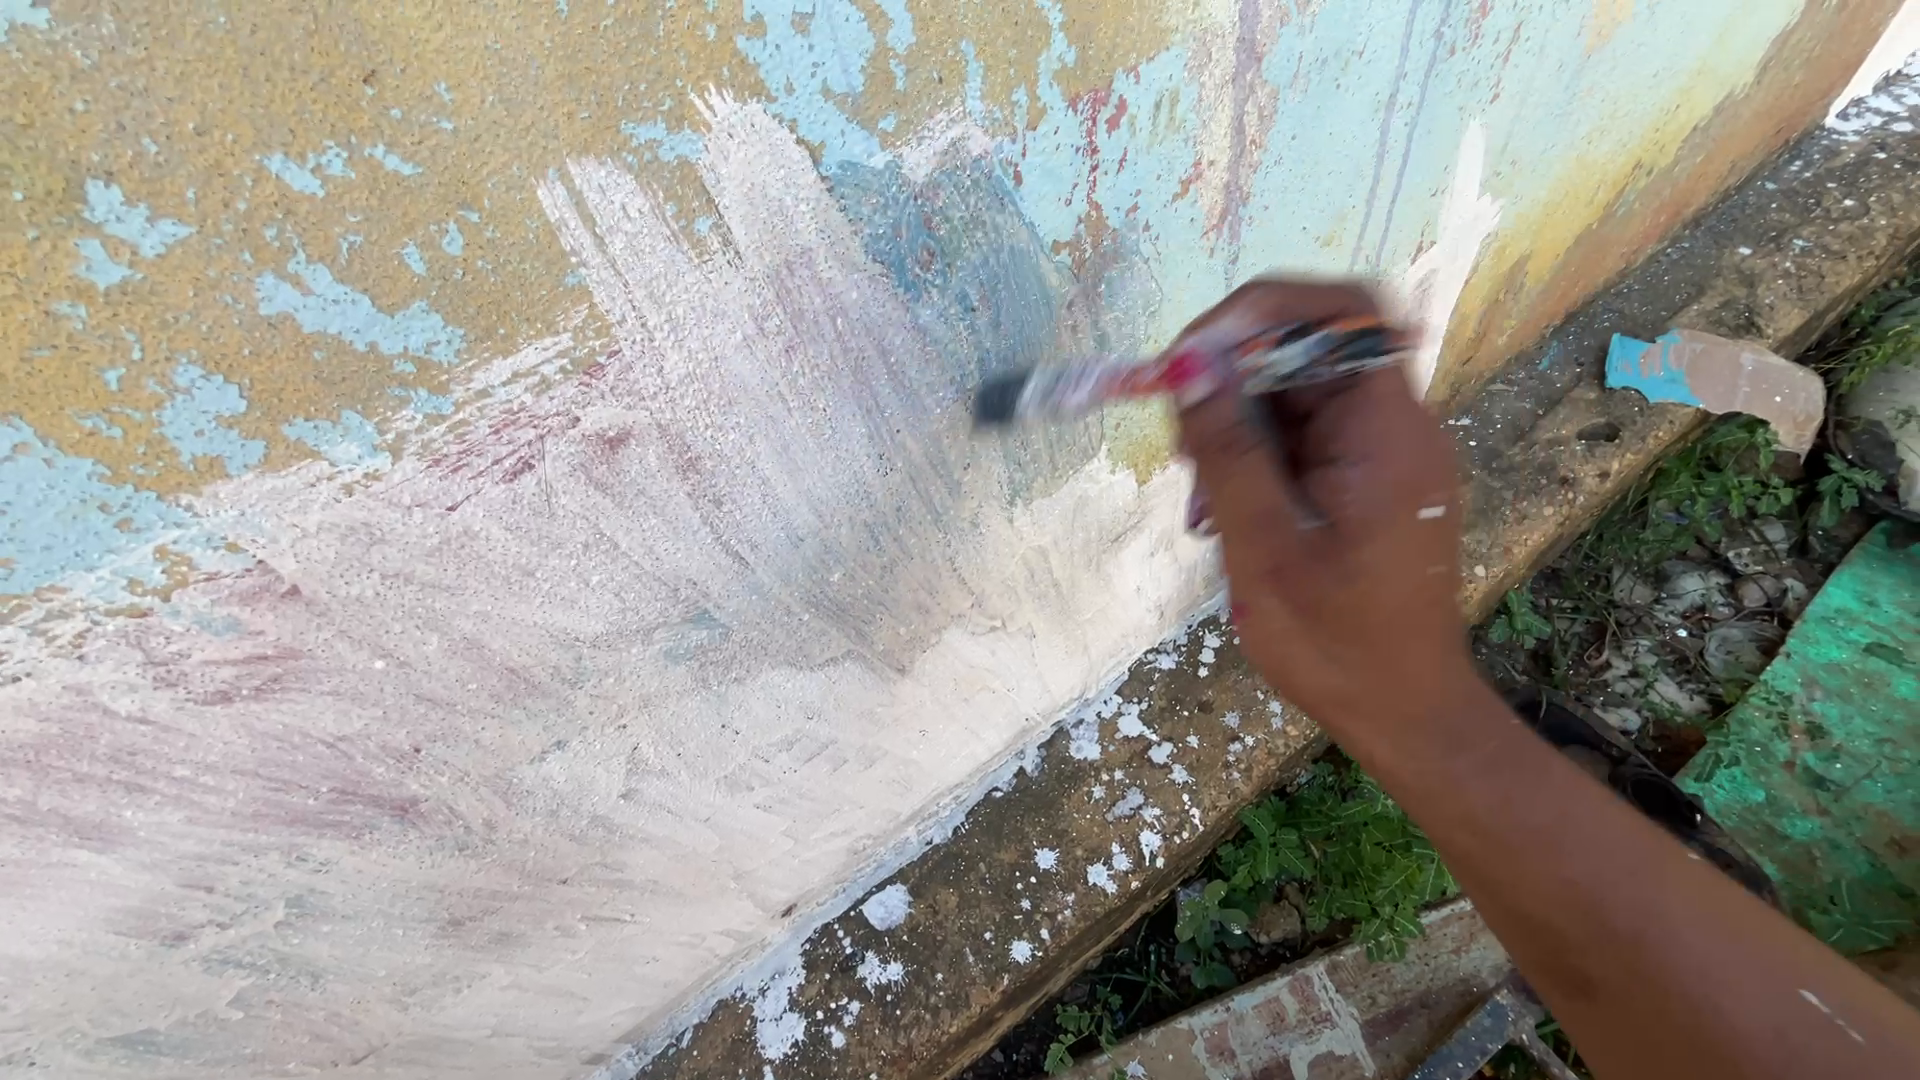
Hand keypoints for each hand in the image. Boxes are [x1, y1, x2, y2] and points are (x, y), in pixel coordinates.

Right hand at [1174, 278, 1473, 733]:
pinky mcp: (1359, 481)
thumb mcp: (1264, 545)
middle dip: (1231, 385)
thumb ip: (1227, 450)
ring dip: (1232, 432)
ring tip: (1199, 499)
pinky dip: (1249, 462)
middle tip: (1181, 446)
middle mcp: (1391, 428)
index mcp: (1386, 433)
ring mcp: (1376, 455)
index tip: (1192, 357)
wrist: (1398, 710)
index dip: (1261, 313)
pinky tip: (1219, 513)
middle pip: (1305, 355)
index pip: (1342, 314)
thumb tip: (1190, 366)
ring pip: (1291, 400)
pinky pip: (1296, 442)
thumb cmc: (1334, 641)